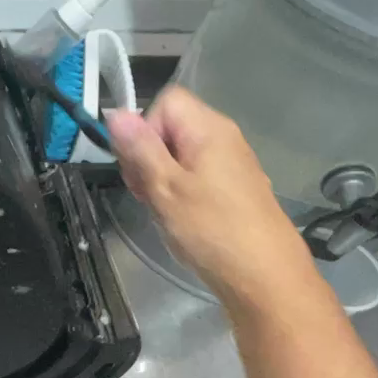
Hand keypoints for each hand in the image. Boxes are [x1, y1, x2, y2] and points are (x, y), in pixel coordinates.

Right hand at [106, 86, 316, 306]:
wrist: (262, 274)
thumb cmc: (210, 229)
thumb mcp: (164, 187)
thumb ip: (139, 148)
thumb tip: (115, 113)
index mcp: (208, 129)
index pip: (164, 103)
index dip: (143, 129)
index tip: (139, 165)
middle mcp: (223, 137)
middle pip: (170, 127)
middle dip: (147, 156)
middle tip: (146, 192)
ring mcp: (230, 162)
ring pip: (179, 154)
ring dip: (160, 178)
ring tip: (162, 209)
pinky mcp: (232, 186)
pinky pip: (194, 175)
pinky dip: (178, 192)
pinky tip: (179, 218)